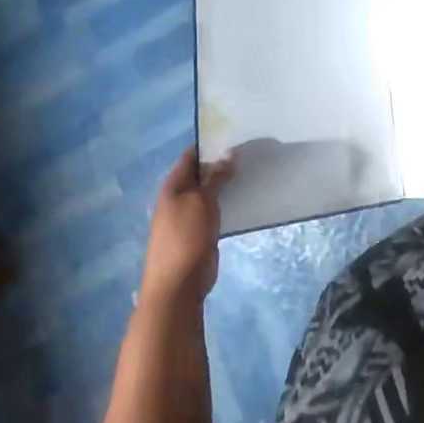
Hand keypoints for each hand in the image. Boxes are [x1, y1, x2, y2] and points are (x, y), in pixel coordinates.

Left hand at [140, 148, 234, 308]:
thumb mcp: (202, 201)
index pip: (190, 156)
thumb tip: (227, 154)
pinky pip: (214, 212)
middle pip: (200, 175)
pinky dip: (226, 205)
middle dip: (220, 166)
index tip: (233, 137)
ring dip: (225, 186)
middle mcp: (178, 198)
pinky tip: (244, 200)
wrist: (178, 285)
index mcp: (172, 186)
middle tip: (248, 155)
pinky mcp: (199, 234)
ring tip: (250, 173)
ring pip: (208, 194)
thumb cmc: (186, 236)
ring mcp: (188, 217)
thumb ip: (215, 177)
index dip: (208, 146)